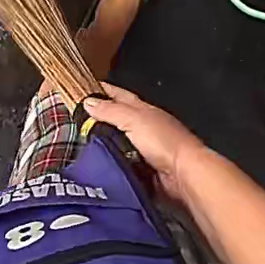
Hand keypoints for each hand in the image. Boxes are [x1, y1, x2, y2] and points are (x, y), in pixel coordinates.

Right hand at [83, 83, 224, 205]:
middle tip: (80, 120)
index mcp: (143, 110)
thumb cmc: (166, 142)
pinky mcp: (146, 169)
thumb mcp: (133, 119)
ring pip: (120, 142)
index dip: (104, 90)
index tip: (87, 89)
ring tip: (86, 146)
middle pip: (119, 118)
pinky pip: (125, 162)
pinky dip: (115, 162)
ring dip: (106, 143)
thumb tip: (89, 102)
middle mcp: (146, 127)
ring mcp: (146, 148)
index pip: (119, 95)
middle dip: (101, 118)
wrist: (184, 174)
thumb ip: (110, 111)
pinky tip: (103, 165)